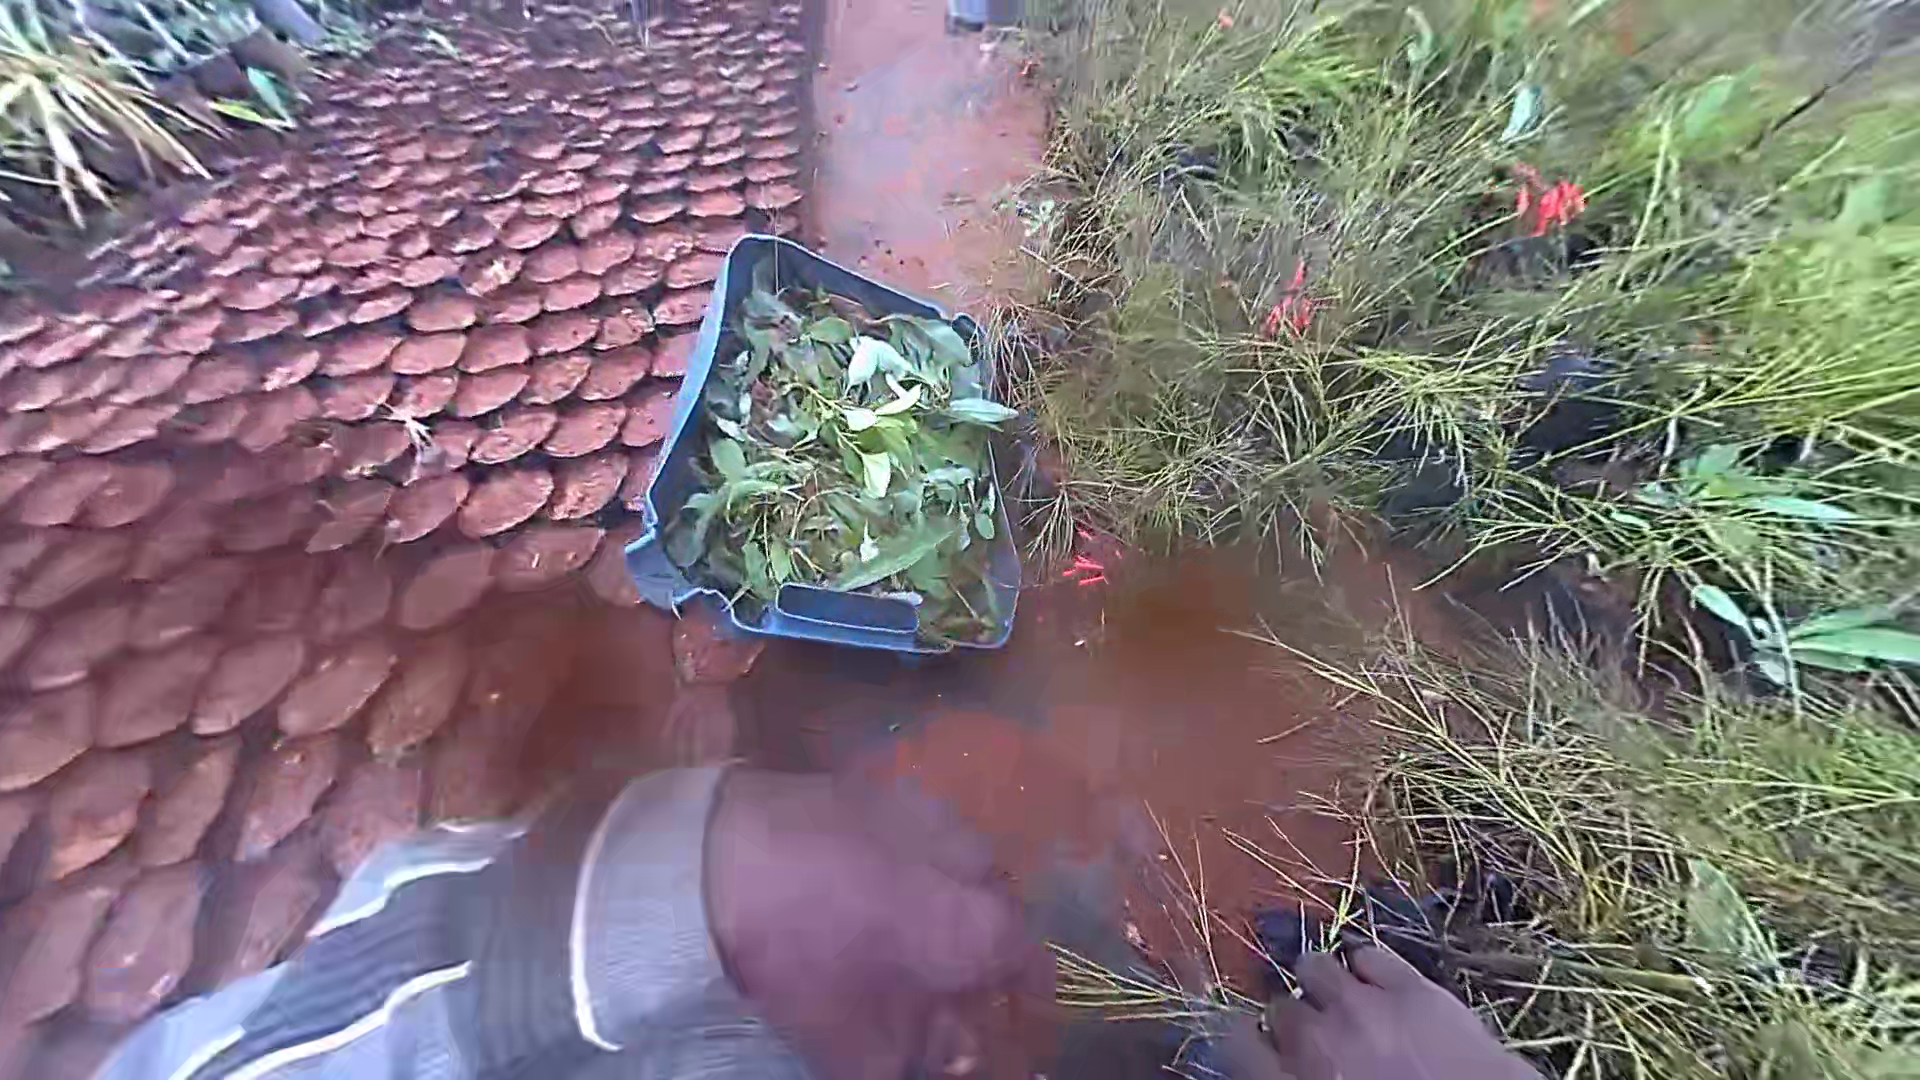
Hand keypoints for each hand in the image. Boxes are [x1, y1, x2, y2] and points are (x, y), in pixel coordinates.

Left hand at [704, 770, 1047, 1079]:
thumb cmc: (798, 959)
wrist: (729, 859)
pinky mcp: (882, 785)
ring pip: (962, 844)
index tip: (1030, 987)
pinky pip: (923, 815)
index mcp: (963, 922)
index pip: (1022, 946)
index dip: (1030, 971)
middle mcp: (957, 855)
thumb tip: (955, 1045)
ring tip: (920, 900)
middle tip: (958, 946)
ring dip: (955, 874)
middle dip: (989, 918)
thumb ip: (918, 1047)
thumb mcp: (854, 1038)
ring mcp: (920, 810)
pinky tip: (882, 858)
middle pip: (997, 887)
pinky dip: (919, 842)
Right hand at [1228, 947, 1539, 1079]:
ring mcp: (1362, 1009)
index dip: (1247, 1041)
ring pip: (1315, 967)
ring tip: (1350, 1006)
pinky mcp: (1413, 990)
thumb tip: (1280, 1067)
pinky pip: (1369, 954)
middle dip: (1297, 1022)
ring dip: (1326, 986)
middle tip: (1325, 1045)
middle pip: (1280, 1007)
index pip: (1237, 1043)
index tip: (1263, 1047)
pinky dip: (1370, 968)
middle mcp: (1314, 1039)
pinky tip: (1380, 985)